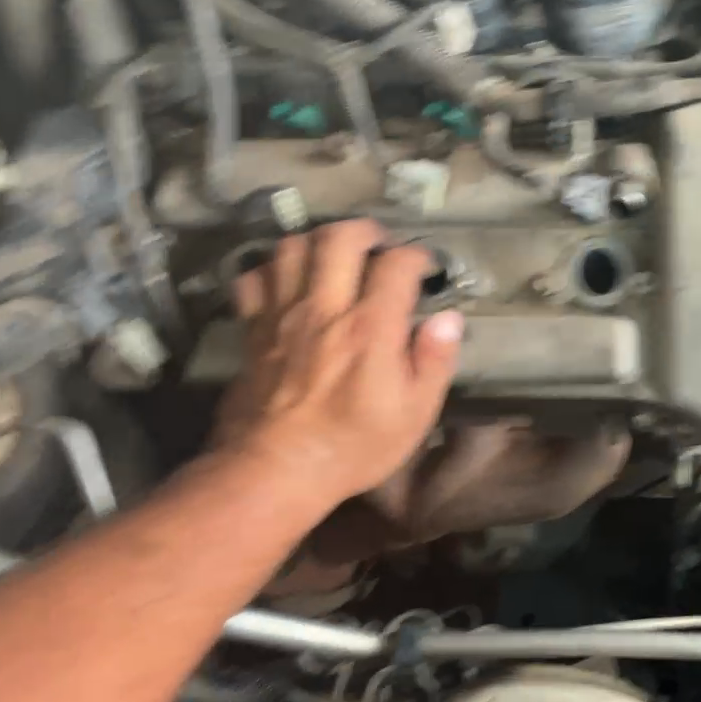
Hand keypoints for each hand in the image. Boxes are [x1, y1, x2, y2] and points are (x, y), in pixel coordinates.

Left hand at [216, 220, 462, 513]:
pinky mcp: (252, 329)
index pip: (396, 265)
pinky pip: (254, 277)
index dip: (417, 257)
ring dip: (318, 241)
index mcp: (372, 329)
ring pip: (292, 246)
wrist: (274, 470)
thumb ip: (434, 360)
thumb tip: (448, 318)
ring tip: (336, 256)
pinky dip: (272, 268)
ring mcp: (282, 315)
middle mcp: (326, 309)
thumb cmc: (354, 446)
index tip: (426, 269)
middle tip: (381, 246)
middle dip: (366, 231)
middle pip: (339, 238)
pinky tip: (289, 281)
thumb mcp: (415, 414)